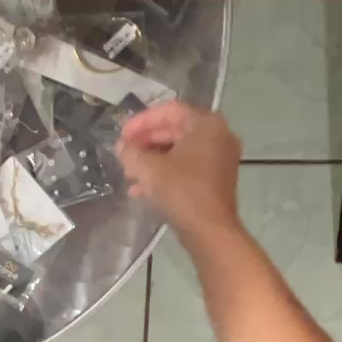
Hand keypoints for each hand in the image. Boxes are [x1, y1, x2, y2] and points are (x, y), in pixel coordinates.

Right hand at [117, 103, 242, 244]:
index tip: (122, 135)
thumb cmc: (181, 192)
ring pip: (179, 151)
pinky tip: (142, 189)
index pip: (169, 110)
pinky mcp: (216, 179)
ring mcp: (220, 158)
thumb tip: (122, 147)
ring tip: (129, 174)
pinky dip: (165, 173)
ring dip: (152, 160)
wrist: (210, 230)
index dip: (141, 121)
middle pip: (175, 130)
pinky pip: (187, 167)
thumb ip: (131, 152)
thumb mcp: (148, 169)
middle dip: (145, 143)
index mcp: (206, 124)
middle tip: (124, 154)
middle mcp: (218, 135)